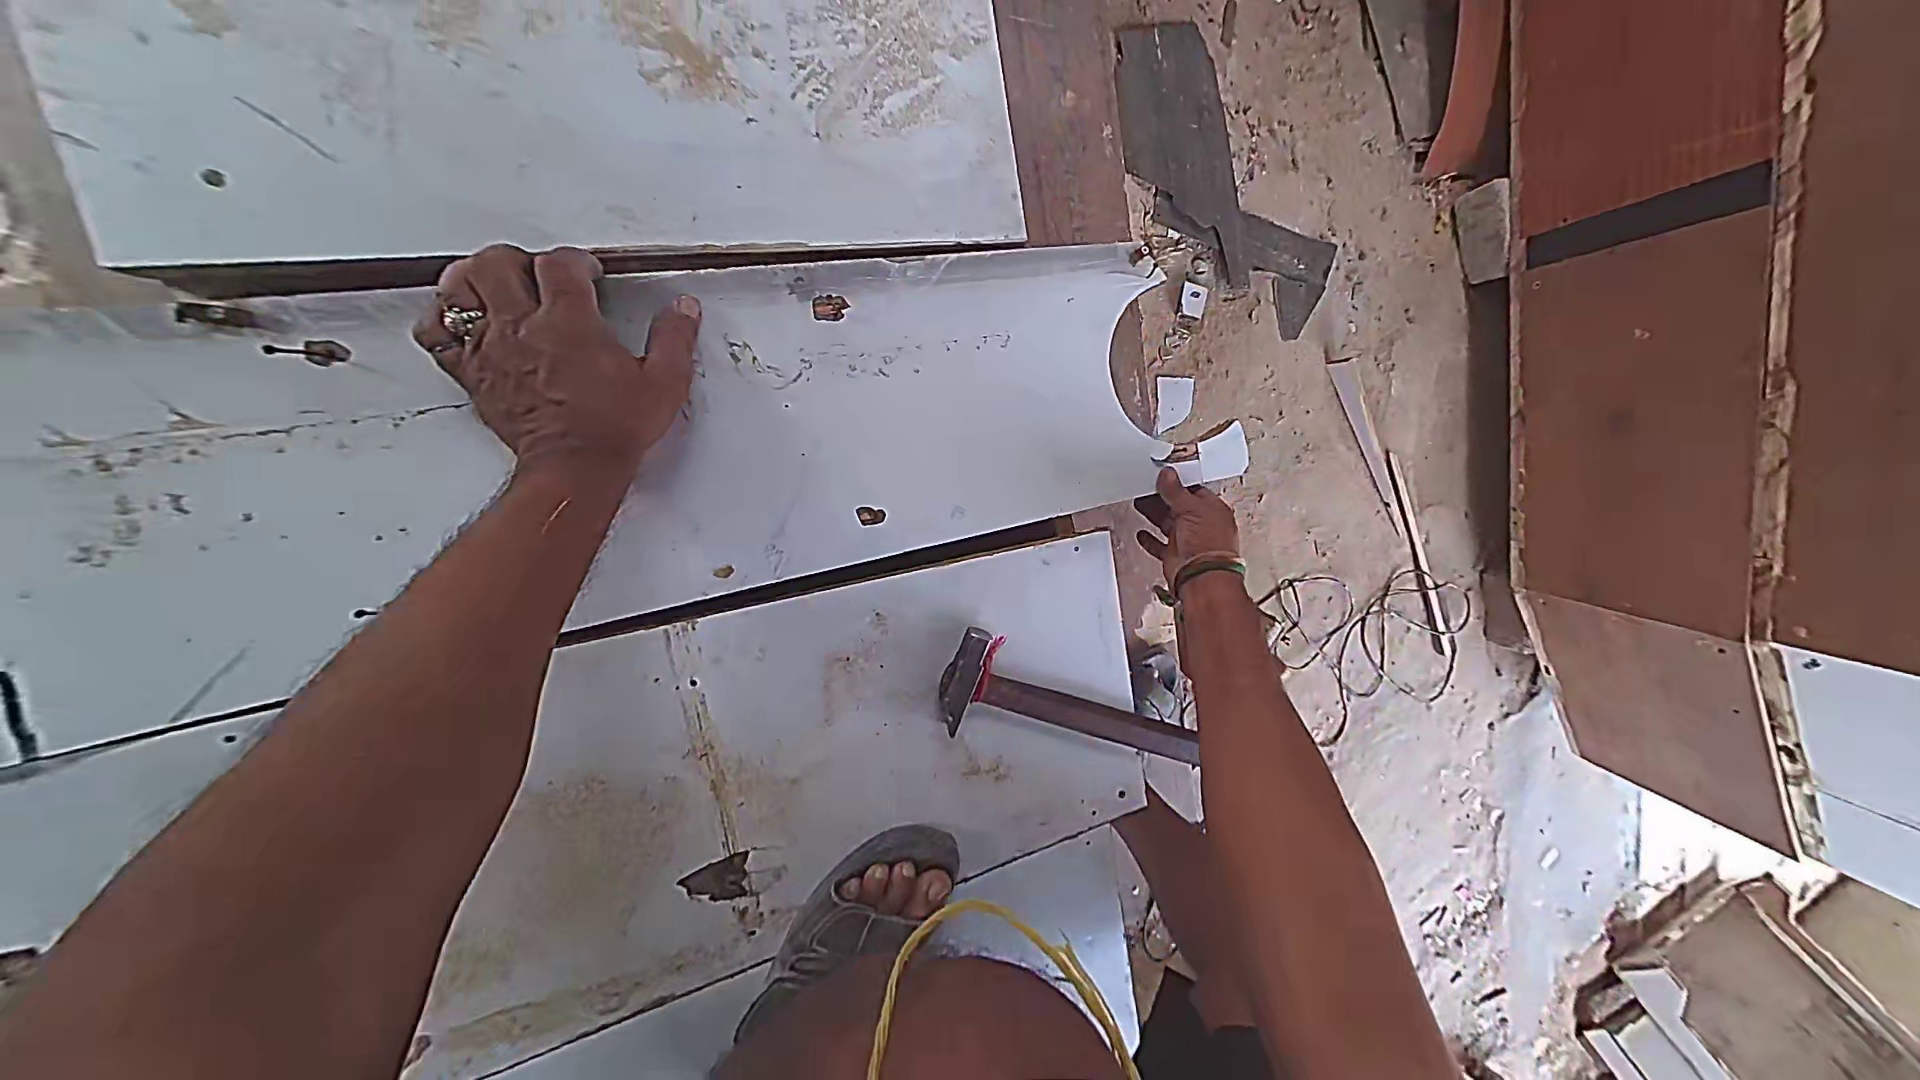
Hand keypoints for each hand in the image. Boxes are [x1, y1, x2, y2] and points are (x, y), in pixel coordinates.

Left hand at [412, 244, 701, 481]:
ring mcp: (492, 349)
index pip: (560, 263)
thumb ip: (675, 340)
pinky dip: (442, 318)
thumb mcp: (665, 383)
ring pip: (458, 287)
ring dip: (473, 277)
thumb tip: (683, 310)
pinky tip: (461, 320)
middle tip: (537, 272)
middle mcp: (523, 328)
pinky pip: (435, 333)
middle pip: (497, 263)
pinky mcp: (473, 374)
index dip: (575, 259)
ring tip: (494, 283)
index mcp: (571, 322)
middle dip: (519, 259)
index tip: (588, 270)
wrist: (576, 467)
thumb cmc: (613, 428)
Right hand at [1134, 467, 1241, 584]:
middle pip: (1178, 506)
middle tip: (1147, 488)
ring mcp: (1188, 541)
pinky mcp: (1175, 556)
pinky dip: (1150, 539)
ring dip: (1154, 514)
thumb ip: (1176, 492)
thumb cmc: (1209, 545)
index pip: (1193, 491)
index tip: (1163, 477)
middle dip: (1162, 498)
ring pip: (1167, 523)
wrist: (1202, 577)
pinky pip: (1159, 545)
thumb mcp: (1191, 508)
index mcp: (1213, 511)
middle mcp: (1201, 526)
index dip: (1178, 484)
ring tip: (1141, 503)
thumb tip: (1168, 476)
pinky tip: (1143, 533)